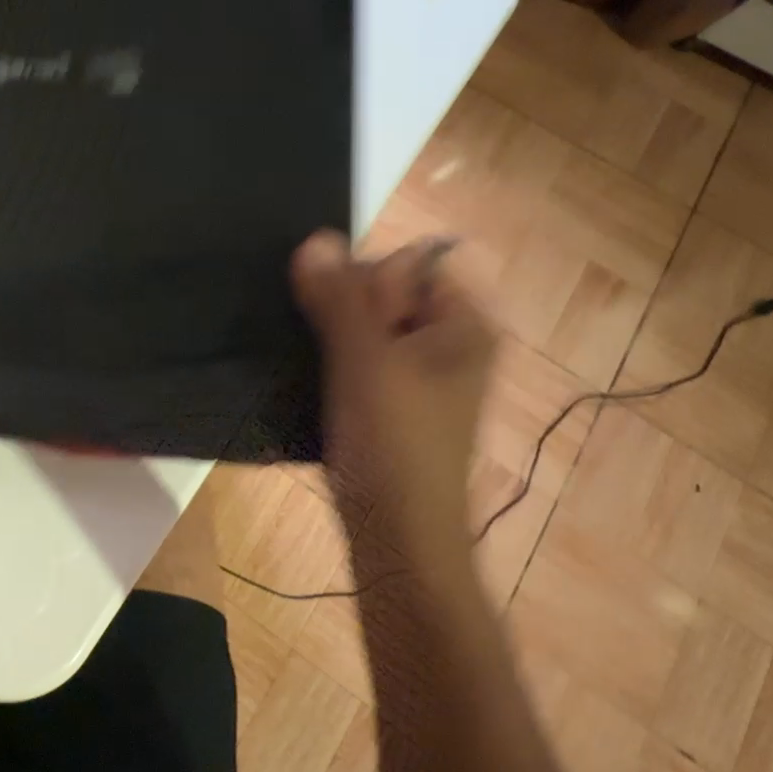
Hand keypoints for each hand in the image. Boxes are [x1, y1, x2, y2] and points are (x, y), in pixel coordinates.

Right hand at [291, 229, 495, 547]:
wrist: (396, 532)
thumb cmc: (393, 442)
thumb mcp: (365, 360)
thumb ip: (340, 298)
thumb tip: (313, 239)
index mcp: (465, 324)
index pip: (411, 262)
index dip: (367, 277)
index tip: (341, 314)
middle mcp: (448, 344)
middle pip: (384, 294)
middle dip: (341, 305)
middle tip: (324, 344)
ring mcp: (418, 376)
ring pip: (363, 329)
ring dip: (328, 335)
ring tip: (307, 358)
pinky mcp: (388, 404)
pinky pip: (354, 361)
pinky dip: (329, 362)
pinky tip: (307, 381)